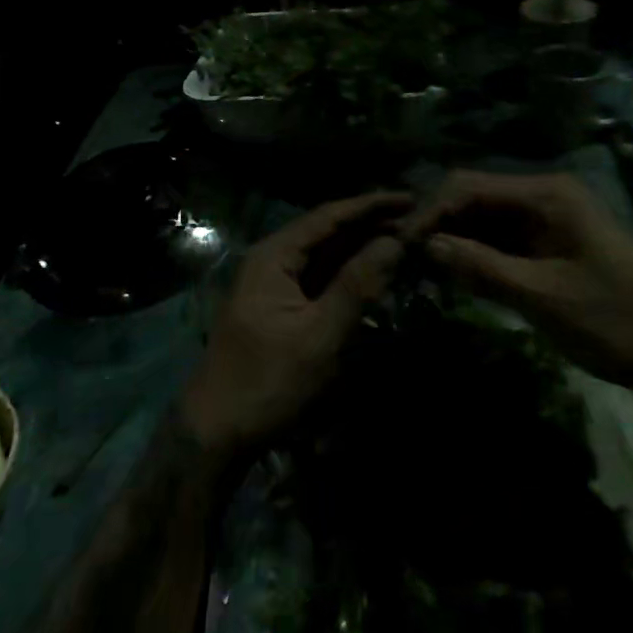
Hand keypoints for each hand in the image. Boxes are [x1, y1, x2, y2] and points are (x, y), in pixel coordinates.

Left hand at [180, 191, 411, 457]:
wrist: (216, 433)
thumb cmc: (268, 381)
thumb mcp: (320, 335)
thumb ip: (358, 285)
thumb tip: (395, 242)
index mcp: (274, 255)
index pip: (329, 216)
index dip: (372, 205)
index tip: (412, 199)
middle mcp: (272, 259)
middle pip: (328, 232)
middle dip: (370, 225)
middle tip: (416, 222)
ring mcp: (275, 284)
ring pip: (325, 255)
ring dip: (362, 248)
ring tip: (404, 242)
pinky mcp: (281, 307)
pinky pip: (321, 278)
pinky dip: (349, 273)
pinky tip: (375, 274)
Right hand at [403, 171, 632, 384]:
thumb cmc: (616, 320)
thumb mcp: (543, 297)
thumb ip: (483, 268)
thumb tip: (427, 245)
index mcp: (548, 194)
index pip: (471, 186)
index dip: (431, 210)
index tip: (400, 244)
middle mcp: (547, 197)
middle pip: (477, 198)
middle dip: (441, 224)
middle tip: (404, 260)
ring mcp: (552, 221)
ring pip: (488, 221)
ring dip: (457, 241)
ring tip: (421, 271)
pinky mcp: (554, 246)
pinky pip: (505, 241)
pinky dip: (480, 256)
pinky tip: (457, 277)